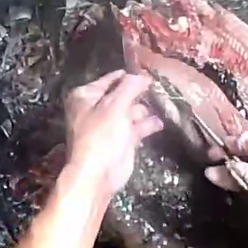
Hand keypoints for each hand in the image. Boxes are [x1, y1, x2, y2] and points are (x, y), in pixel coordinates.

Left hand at [60, 71, 163, 202]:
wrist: (98, 174)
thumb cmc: (102, 135)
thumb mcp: (115, 106)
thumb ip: (130, 87)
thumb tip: (142, 76)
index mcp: (86, 97)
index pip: (110, 80)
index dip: (128, 77)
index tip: (147, 73)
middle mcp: (95, 109)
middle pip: (121, 95)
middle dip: (139, 93)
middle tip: (158, 88)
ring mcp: (109, 125)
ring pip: (131, 111)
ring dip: (145, 109)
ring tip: (162, 104)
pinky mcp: (121, 140)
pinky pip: (136, 127)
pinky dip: (147, 124)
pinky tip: (159, 122)